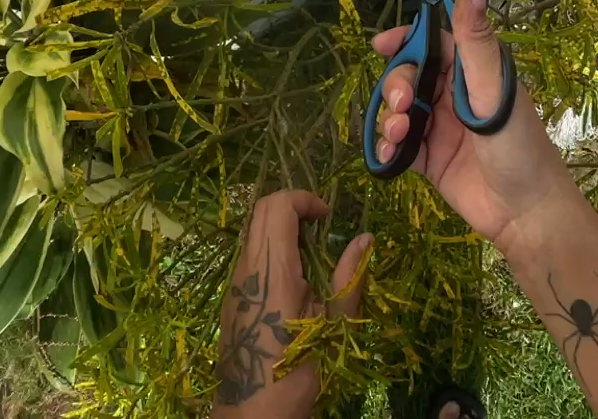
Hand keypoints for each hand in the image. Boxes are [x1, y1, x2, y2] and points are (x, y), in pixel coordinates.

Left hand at [212, 190, 372, 417]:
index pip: (278, 206)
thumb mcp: (333, 326)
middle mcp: (249, 268)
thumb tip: (366, 238)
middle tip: (319, 225)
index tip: (327, 217)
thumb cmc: (298, 371)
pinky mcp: (231, 295)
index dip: (304, 199)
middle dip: (292, 205)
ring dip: (280, 224)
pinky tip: (292, 275)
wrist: (252, 415)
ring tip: (309, 250)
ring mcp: (236, 281)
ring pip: (253, 228)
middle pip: (261, 208)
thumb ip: (349, 277)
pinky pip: (249, 251)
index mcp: (274, 271)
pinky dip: (270, 244)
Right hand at [373, 0, 583, 260]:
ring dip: (388, 116)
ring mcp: (439, 126)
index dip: (405, 40)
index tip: (380, 43)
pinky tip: (387, 155)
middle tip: (401, 105)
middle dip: (395, 85)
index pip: (433, 42)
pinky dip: (386, 145)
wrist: (525, 214)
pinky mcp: (429, 159)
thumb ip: (477, 39)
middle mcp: (453, 94)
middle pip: (408, 75)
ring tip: (398, 134)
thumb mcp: (495, 88)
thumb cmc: (518, 144)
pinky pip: (397, 143)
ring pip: (398, 108)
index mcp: (472, 71)